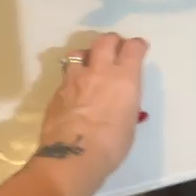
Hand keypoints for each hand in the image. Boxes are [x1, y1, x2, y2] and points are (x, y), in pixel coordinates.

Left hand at [28, 33, 147, 195]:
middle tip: (114, 48)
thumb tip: (118, 101)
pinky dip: (72, 77)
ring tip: (88, 64)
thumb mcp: (129, 121)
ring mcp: (74, 79)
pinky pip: (66, 75)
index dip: (136, 45)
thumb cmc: (111, 144)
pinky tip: (74, 90)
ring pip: (78, 53)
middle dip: (112, 41)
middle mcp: (99, 71)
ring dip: (86, 55)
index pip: (132, 49)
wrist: (74, 155)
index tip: (138, 47)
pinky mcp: (57, 91)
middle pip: (104, 41)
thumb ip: (124, 102)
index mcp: (124, 78)